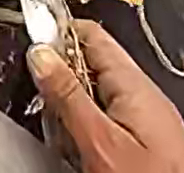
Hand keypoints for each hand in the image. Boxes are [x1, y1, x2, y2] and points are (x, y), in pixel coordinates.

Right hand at [28, 20, 183, 172]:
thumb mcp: (100, 144)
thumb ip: (67, 94)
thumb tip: (39, 53)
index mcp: (137, 87)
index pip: (90, 33)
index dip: (57, 33)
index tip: (31, 48)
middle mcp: (148, 100)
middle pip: (91, 63)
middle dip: (61, 77)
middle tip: (44, 99)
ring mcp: (152, 126)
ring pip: (97, 94)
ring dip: (73, 105)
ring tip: (63, 131)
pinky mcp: (152, 150)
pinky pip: (110, 121)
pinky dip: (89, 127)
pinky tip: (82, 149)